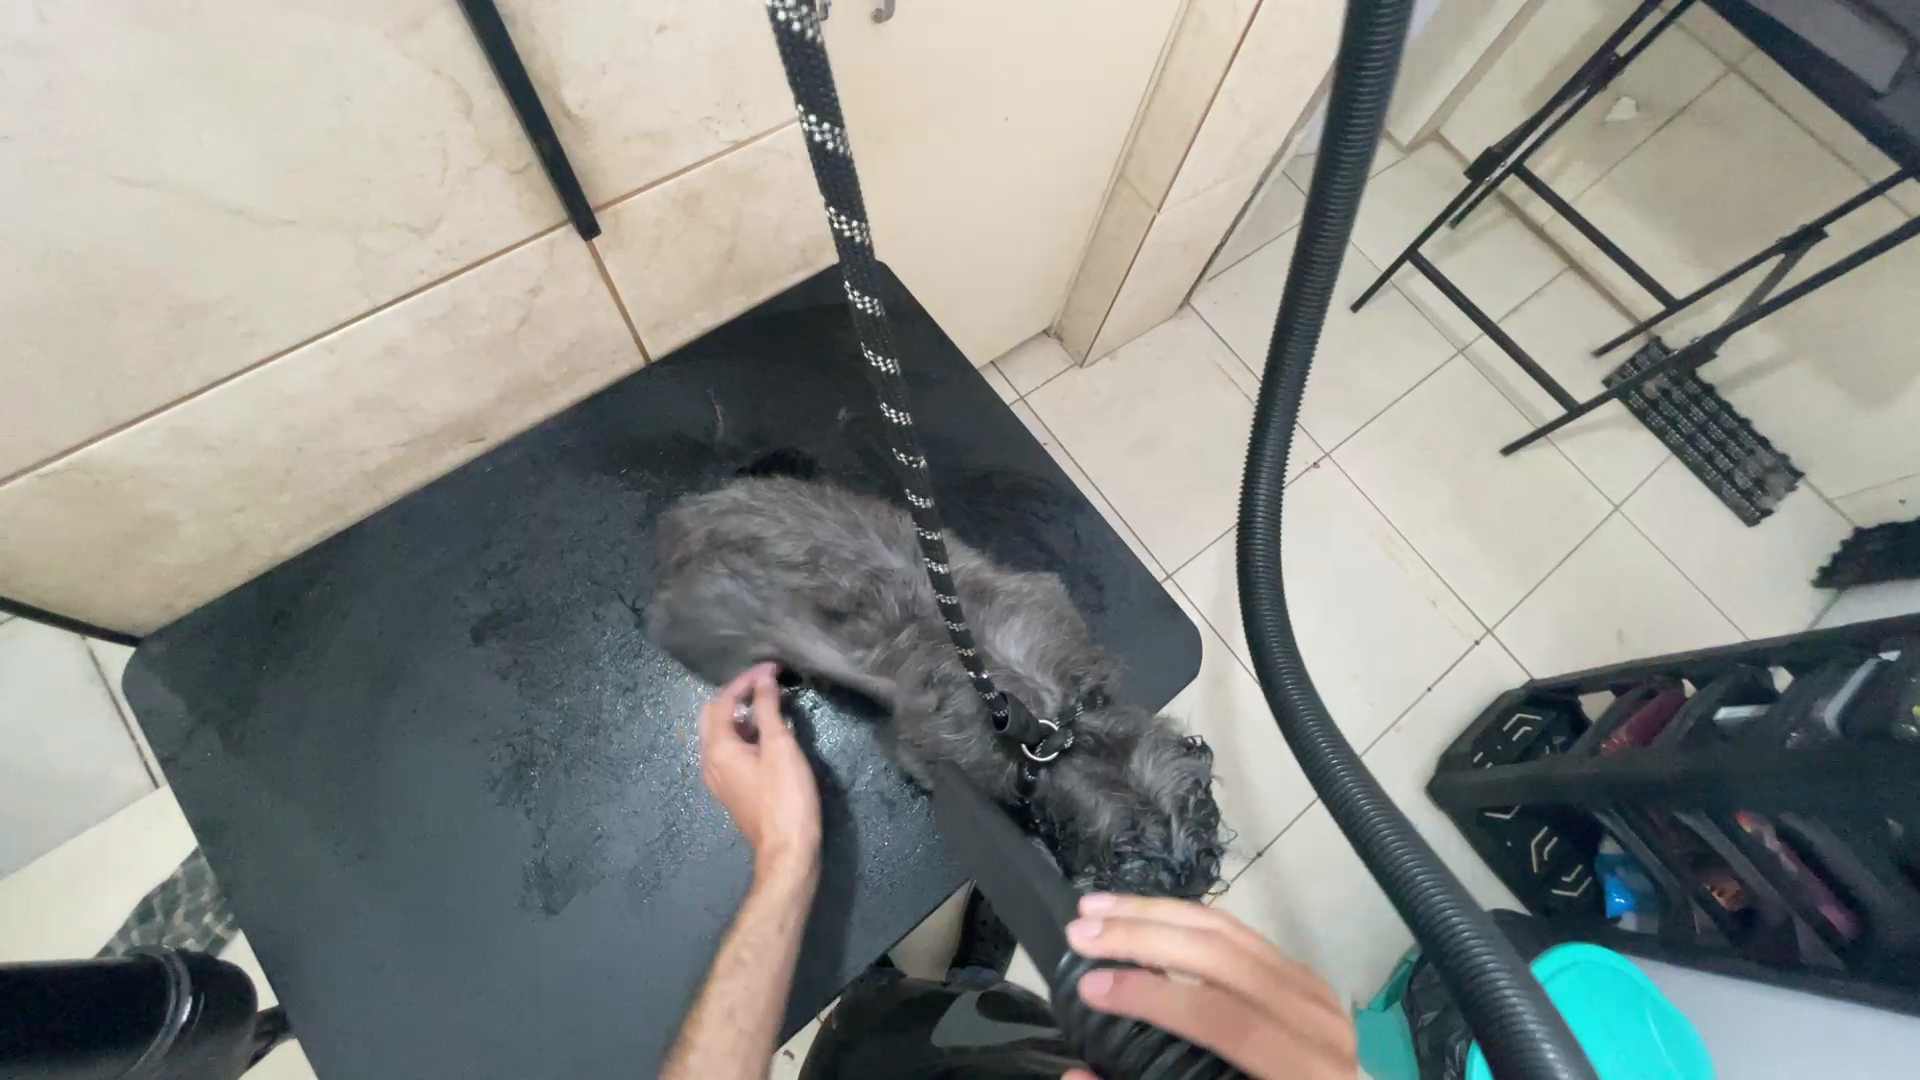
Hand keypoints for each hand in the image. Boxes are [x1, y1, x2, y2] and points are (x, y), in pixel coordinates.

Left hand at [699, 663, 821, 885]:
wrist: (788, 848)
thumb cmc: (786, 794)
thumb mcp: (780, 746)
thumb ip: (768, 709)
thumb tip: (764, 679)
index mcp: (717, 749)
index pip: (724, 701)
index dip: (747, 680)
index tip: (773, 668)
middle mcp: (710, 762)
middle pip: (715, 716)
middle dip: (738, 695)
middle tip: (767, 683)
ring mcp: (719, 778)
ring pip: (722, 734)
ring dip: (742, 714)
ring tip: (770, 703)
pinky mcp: (732, 788)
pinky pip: (730, 750)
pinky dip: (745, 733)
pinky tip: (768, 733)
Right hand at [1061, 894, 1357, 1079]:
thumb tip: (1076, 1074)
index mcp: (1306, 1073)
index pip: (1221, 1017)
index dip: (1152, 996)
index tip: (1089, 986)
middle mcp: (1314, 1021)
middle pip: (1218, 955)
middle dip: (1140, 937)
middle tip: (1077, 932)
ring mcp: (1308, 989)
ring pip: (1222, 928)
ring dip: (1150, 911)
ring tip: (1094, 907)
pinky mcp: (1296, 973)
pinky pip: (1232, 929)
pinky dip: (1178, 914)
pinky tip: (1138, 910)